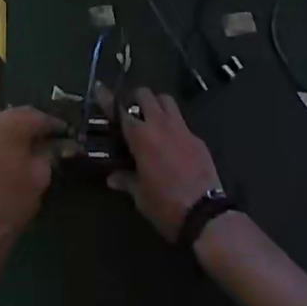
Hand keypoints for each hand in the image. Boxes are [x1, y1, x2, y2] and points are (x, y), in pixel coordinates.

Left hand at [0, 106, 63, 237]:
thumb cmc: (16, 197)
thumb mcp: (41, 173)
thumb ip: (52, 151)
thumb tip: (64, 143)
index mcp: (11, 123)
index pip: (39, 116)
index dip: (56, 124)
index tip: (69, 132)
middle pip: (23, 113)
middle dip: (40, 124)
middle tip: (58, 136)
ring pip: (10, 119)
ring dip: (25, 128)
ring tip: (43, 141)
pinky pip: (0, 128)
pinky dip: (13, 133)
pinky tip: (25, 145)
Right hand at [107, 89, 222, 240]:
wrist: (207, 216)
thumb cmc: (165, 205)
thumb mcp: (140, 196)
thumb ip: (125, 180)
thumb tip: (112, 178)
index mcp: (140, 136)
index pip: (119, 109)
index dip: (107, 98)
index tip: (99, 88)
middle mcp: (160, 125)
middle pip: (145, 94)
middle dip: (135, 98)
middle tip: (131, 111)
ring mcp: (182, 129)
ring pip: (167, 101)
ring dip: (157, 104)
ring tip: (153, 118)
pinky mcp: (198, 140)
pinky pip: (183, 123)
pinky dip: (174, 126)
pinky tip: (173, 143)